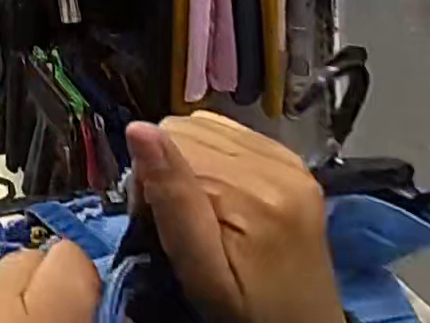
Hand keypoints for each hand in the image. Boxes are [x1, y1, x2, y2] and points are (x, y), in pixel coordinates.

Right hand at [126, 112, 342, 322]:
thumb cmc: (247, 316)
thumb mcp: (203, 278)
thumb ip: (173, 203)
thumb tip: (139, 129)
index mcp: (256, 193)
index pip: (171, 140)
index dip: (151, 176)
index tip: (153, 220)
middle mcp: (276, 163)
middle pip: (188, 129)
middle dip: (170, 167)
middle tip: (176, 218)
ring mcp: (287, 157)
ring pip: (204, 125)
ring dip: (190, 158)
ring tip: (200, 206)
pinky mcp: (290, 157)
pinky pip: (228, 131)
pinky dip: (212, 156)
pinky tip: (221, 193)